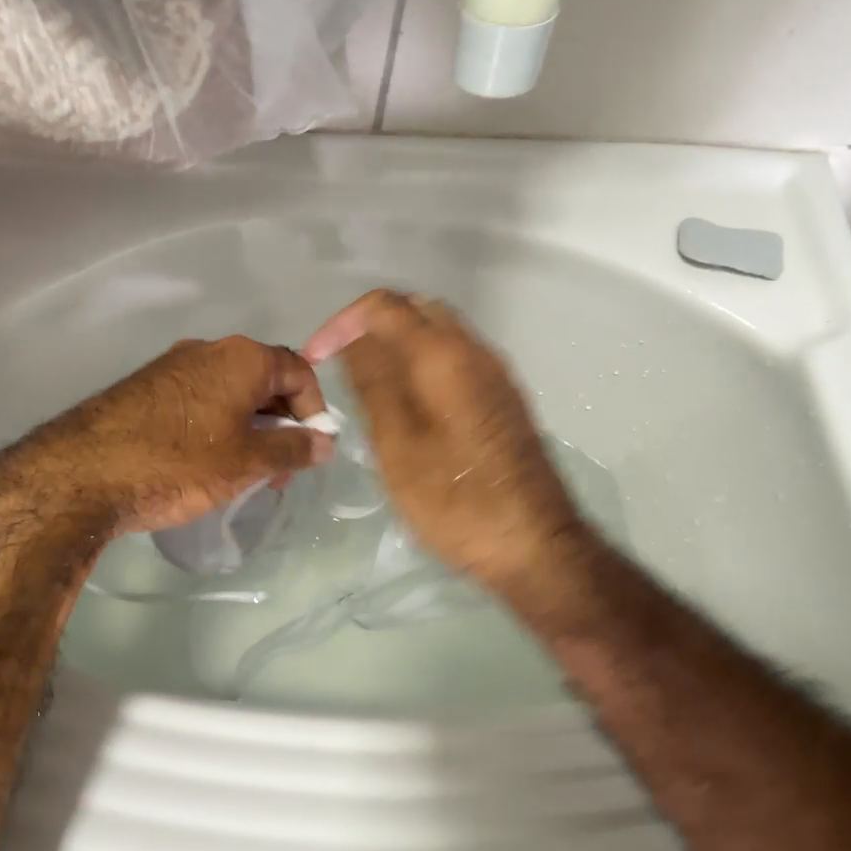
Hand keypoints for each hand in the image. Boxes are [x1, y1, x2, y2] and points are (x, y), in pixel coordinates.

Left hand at [21, 335, 334, 534]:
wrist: (82, 474)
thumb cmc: (178, 464)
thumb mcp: (246, 462)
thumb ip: (293, 449)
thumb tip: (324, 442)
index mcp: (240, 358)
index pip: (298, 370)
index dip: (314, 409)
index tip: (311, 449)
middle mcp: (207, 351)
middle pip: (263, 381)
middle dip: (280, 425)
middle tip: (279, 472)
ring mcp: (171, 367)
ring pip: (228, 394)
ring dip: (248, 430)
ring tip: (245, 475)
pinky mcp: (145, 390)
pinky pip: (197, 403)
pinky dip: (215, 429)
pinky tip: (206, 467)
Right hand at [304, 289, 590, 604]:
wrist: (534, 545)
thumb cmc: (455, 503)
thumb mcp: (397, 446)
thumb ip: (374, 385)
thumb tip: (353, 342)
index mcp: (444, 357)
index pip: (384, 306)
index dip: (341, 322)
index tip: (317, 359)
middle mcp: (476, 352)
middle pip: (416, 309)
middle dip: (370, 326)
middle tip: (339, 365)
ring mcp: (497, 374)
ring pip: (440, 332)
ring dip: (398, 344)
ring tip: (365, 385)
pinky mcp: (505, 399)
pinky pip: (457, 358)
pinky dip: (423, 363)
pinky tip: (406, 405)